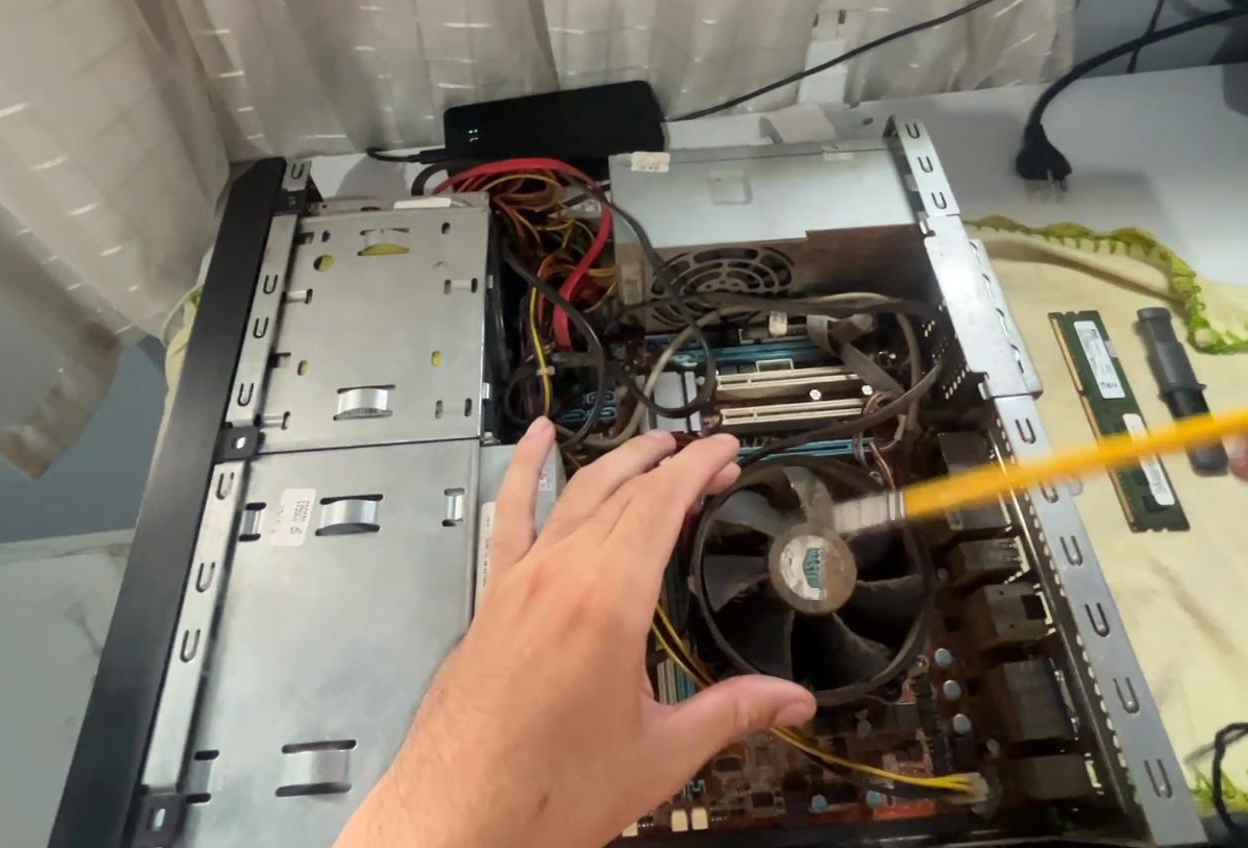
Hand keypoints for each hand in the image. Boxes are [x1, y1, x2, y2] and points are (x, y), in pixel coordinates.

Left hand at [335, 420, 816, 847]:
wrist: (456, 815)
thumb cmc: (547, 790)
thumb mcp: (657, 753)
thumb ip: (730, 713)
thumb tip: (791, 700)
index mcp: (609, 599)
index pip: (663, 503)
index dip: (698, 467)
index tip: (723, 449)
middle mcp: (563, 571)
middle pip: (628, 490)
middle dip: (675, 465)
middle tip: (708, 460)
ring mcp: (524, 574)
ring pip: (578, 491)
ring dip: (621, 460)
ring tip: (653, 444)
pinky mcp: (497, 589)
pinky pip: (510, 511)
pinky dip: (524, 467)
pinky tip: (534, 437)